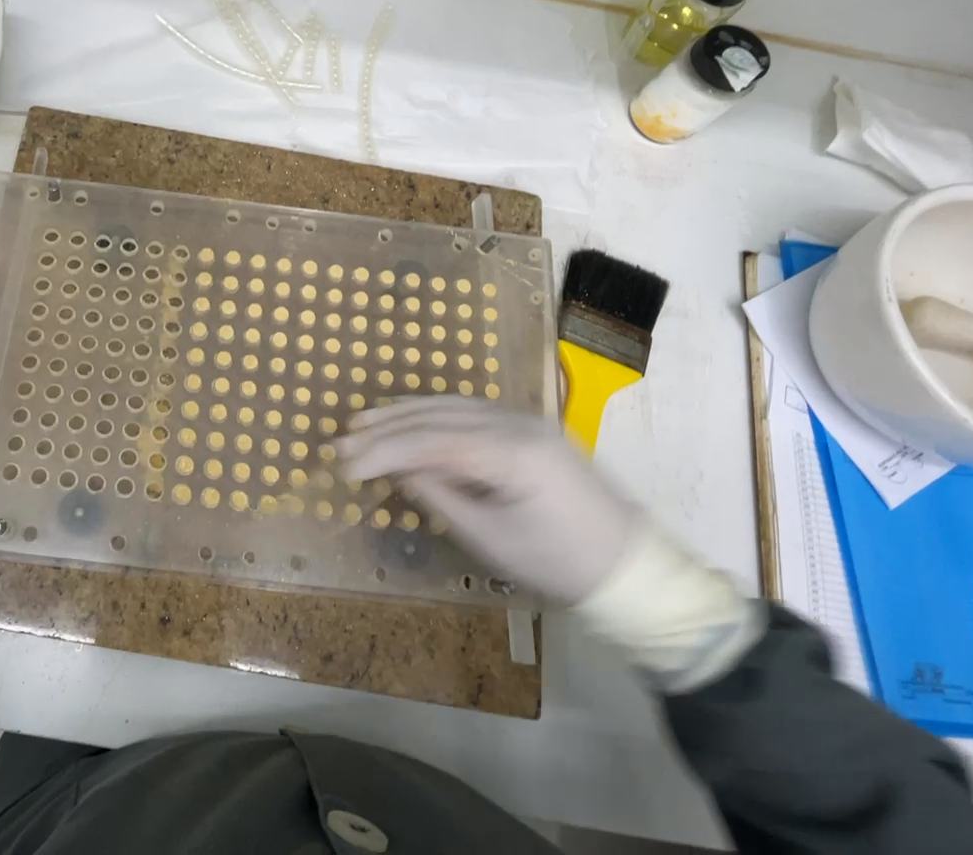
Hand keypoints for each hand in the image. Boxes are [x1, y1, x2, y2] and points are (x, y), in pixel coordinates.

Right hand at [334, 396, 638, 603]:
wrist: (630, 566)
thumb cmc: (559, 562)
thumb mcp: (492, 538)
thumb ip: (440, 496)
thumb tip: (400, 470)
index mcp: (511, 453)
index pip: (432, 440)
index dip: (383, 450)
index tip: (345, 466)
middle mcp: (518, 424)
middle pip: (438, 416)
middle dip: (386, 428)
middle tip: (341, 441)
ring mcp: (526, 421)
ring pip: (452, 406)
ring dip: (404, 414)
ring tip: (362, 422)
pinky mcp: (529, 430)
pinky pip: (470, 411)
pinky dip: (432, 414)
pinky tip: (409, 419)